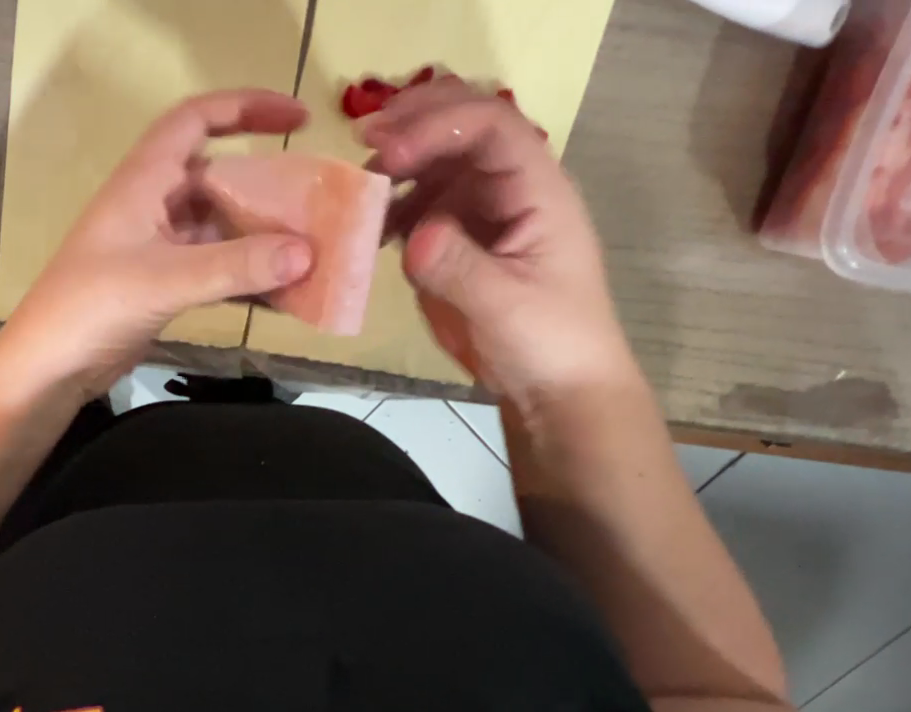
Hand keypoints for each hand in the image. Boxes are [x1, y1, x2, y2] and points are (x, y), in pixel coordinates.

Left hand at [4, 90, 315, 395]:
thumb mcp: (166, 280)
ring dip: (259, 241)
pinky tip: (279, 294)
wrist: (48, 368)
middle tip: (318, 206)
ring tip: (312, 254)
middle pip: (218, 180)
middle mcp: (149, 208)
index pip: (196, 120)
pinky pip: (211, 271)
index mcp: (142, 182)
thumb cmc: (92, 308)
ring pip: (217, 231)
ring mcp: (153, 250)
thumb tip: (306, 253)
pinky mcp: (157, 288)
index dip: (247, 108)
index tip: (299, 118)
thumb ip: (236, 266)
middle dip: (267, 189)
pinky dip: (242, 279)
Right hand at [356, 80, 639, 402]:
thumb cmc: (549, 343)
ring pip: (437, 166)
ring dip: (397, 167)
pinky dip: (389, 211)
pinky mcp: (456, 245)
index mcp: (537, 191)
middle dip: (415, 124)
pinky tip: (367, 230)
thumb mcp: (505, 308)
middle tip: (362, 137)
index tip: (387, 156)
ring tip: (356, 186)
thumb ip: (460, 268)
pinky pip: (419, 210)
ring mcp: (480, 216)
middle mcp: (507, 191)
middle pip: (464, 131)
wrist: (554, 387)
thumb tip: (415, 234)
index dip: (438, 129)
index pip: (491, 130)